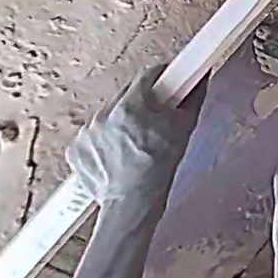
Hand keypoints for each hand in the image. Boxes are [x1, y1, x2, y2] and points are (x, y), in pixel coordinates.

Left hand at [68, 65, 199, 205]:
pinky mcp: (75, 149)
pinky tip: (119, 150)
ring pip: (109, 112)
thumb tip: (201, 77)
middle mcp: (103, 115)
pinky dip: (106, 136)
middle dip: (141, 99)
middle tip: (154, 114)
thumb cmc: (159, 165)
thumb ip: (193, 97)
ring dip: (122, 117)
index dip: (161, 76)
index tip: (169, 80)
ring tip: (136, 136)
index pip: (146, 75)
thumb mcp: (184, 126)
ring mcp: (86, 133)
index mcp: (129, 106)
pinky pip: (94, 132)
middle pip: (126, 93)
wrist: (132, 202)